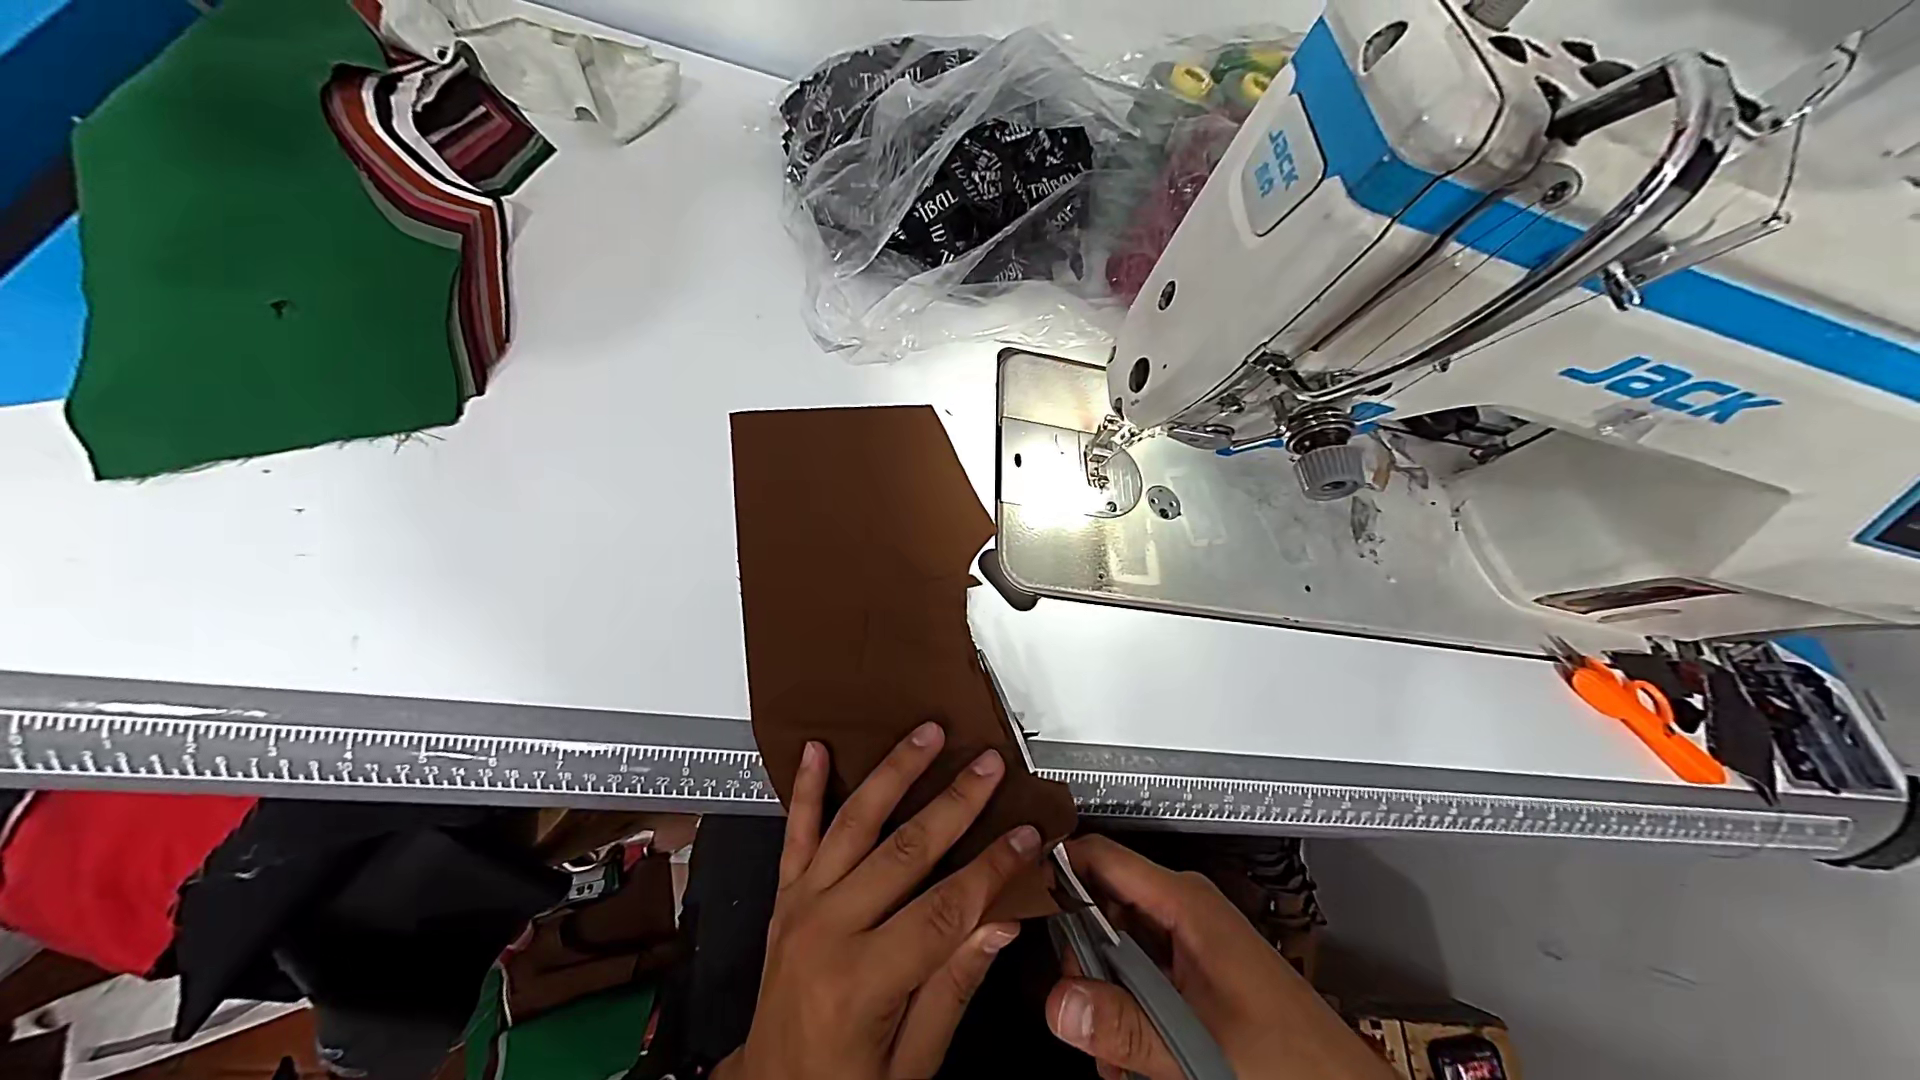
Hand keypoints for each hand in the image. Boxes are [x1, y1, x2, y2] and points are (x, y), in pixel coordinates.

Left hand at [718, 722, 1045, 1079]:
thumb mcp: (910, 1065)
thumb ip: (953, 988)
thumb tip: (999, 924)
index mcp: (861, 982)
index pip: (946, 908)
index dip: (993, 867)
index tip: (1025, 836)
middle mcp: (826, 932)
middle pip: (906, 850)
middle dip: (956, 802)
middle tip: (989, 766)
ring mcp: (801, 906)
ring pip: (855, 821)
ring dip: (895, 771)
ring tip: (926, 735)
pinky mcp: (785, 894)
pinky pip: (795, 832)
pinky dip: (805, 787)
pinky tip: (815, 749)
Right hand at [1045, 836, 1393, 1079]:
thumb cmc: (1296, 1062)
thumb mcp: (1199, 1046)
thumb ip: (1124, 1025)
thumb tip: (1059, 1001)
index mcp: (1184, 903)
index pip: (1100, 856)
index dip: (1057, 868)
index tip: (1023, 896)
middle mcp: (1181, 910)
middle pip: (1099, 905)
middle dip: (1079, 957)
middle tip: (1077, 1006)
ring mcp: (1184, 941)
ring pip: (1114, 945)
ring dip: (1101, 993)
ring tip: (1110, 1047)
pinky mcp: (1188, 972)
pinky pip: (1136, 972)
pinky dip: (1123, 1009)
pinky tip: (1130, 1054)